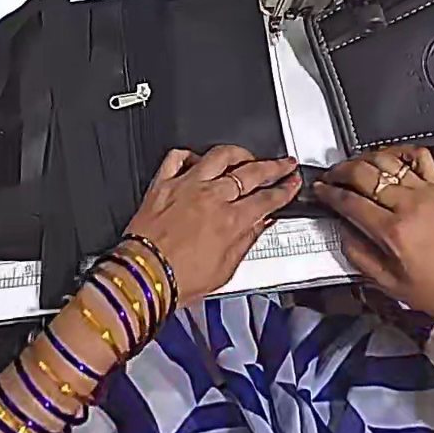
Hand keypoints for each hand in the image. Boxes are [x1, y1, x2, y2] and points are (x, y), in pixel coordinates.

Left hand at [125, 146, 299, 305]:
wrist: (142, 278)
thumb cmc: (178, 279)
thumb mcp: (225, 270)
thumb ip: (246, 241)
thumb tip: (260, 225)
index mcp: (230, 220)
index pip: (267, 198)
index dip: (284, 189)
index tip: (291, 183)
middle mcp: (211, 197)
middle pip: (251, 171)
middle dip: (274, 165)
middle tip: (283, 163)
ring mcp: (187, 186)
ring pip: (220, 155)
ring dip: (238, 153)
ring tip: (246, 155)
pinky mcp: (164, 184)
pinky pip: (178, 157)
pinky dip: (191, 155)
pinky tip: (198, 159)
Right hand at [314, 146, 433, 323]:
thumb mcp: (386, 283)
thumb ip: (358, 254)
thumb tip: (342, 230)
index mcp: (394, 232)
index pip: (350, 201)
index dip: (329, 193)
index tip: (321, 191)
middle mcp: (410, 206)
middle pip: (363, 173)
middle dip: (340, 172)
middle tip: (331, 178)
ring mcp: (427, 192)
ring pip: (386, 160)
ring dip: (363, 159)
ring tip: (352, 167)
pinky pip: (419, 156)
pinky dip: (400, 152)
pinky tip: (388, 158)